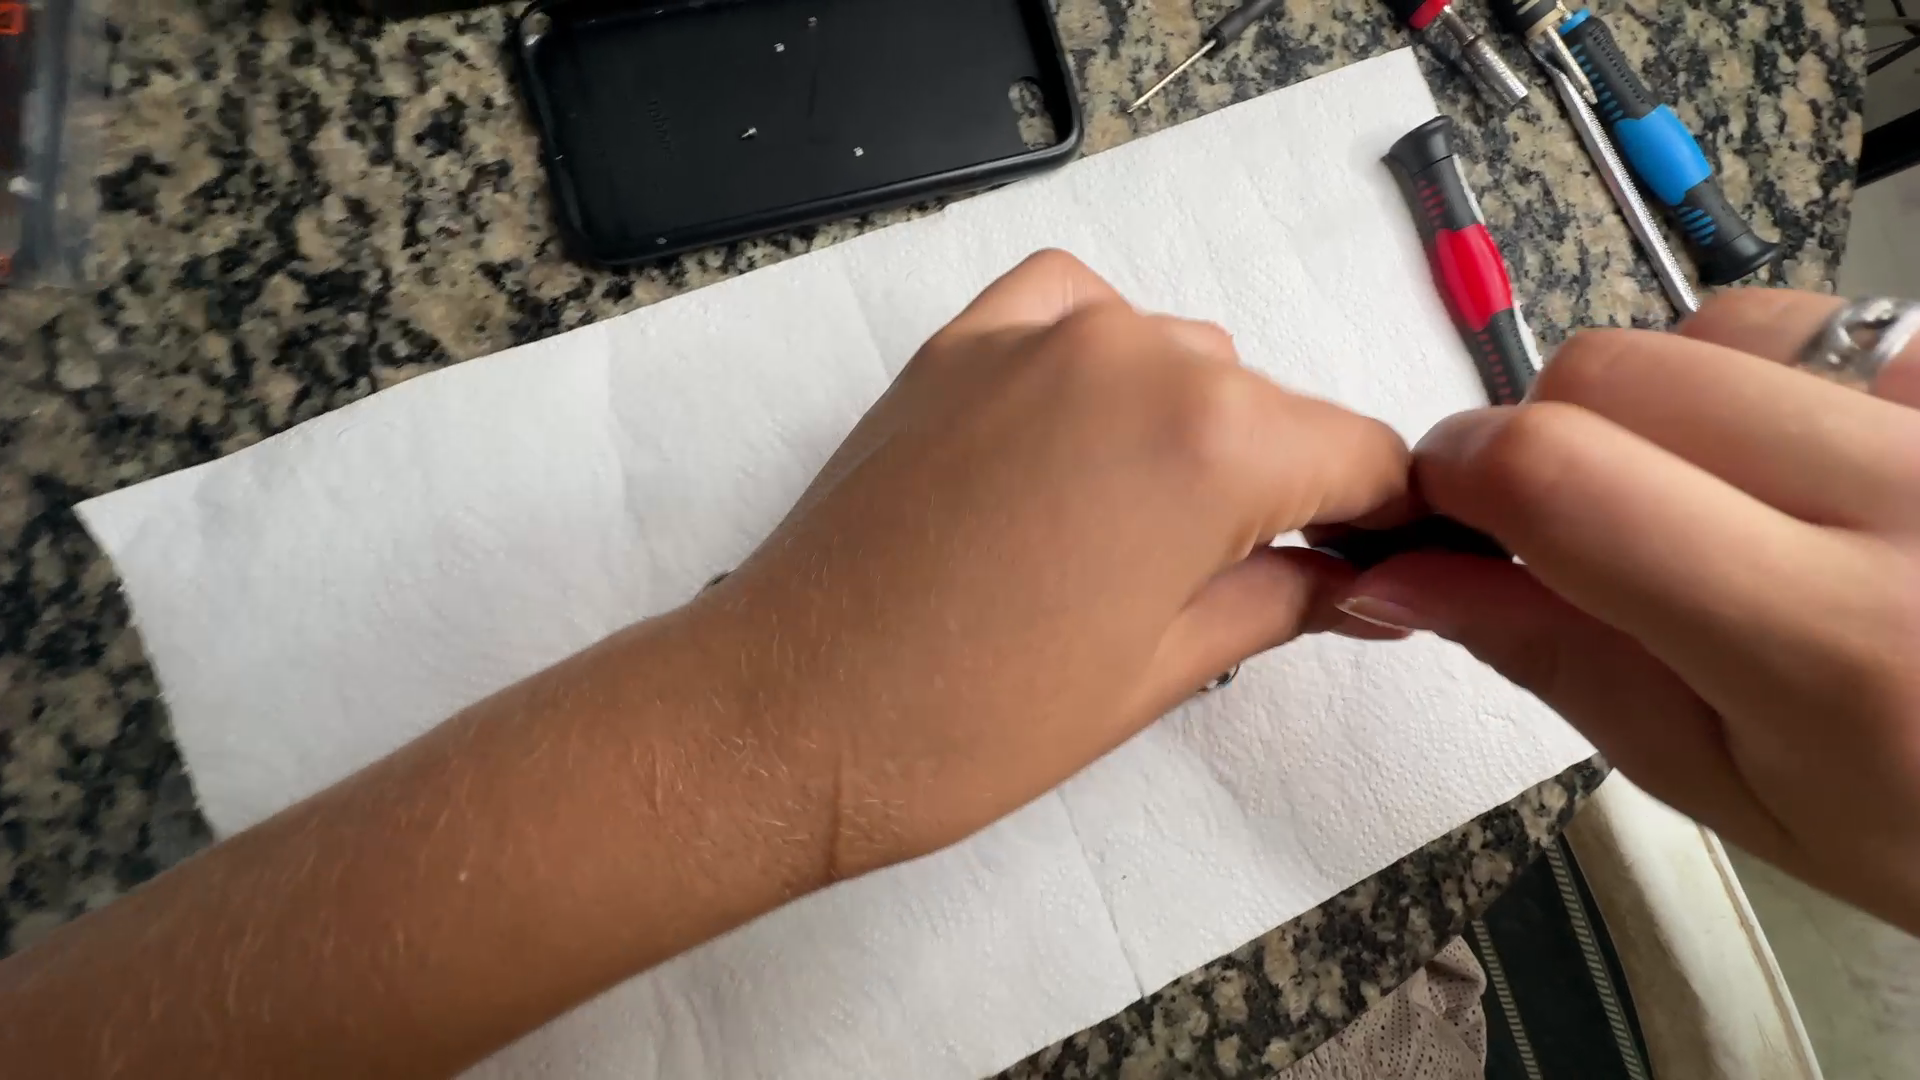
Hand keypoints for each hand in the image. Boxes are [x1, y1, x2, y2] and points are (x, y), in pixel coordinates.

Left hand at [693, 250, 1410, 880]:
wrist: (794, 712)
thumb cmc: (977, 722)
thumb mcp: (1160, 674)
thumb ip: (1279, 602)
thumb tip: (1357, 581)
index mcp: (1211, 440)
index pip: (1360, 455)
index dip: (1380, 517)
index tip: (1373, 561)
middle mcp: (1132, 355)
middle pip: (1263, 406)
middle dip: (1270, 484)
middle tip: (1223, 570)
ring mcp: (1033, 336)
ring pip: (1172, 358)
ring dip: (1184, 427)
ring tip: (1128, 521)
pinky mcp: (955, 346)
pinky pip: (1069, 310)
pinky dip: (1099, 353)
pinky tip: (1082, 421)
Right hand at [1336, 289, 1919, 929]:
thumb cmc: (1918, 819)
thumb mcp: (1695, 765)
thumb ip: (1533, 649)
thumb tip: (1384, 579)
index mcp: (1825, 640)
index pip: (1556, 476)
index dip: (1454, 466)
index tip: (1437, 501)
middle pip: (1609, 371)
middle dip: (1537, 430)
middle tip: (1566, 516)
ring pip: (1709, 326)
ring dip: (1646, 398)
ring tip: (1690, 488)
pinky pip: (1821, 317)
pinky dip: (1747, 373)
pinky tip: (1783, 457)